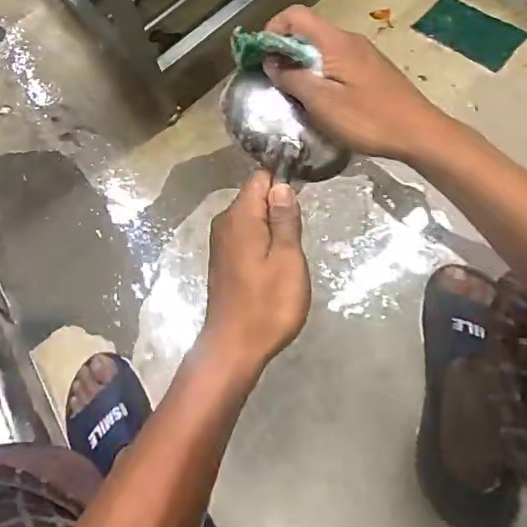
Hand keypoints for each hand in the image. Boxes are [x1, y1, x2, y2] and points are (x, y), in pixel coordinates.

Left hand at [201, 169, 308, 369]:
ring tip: (294, 242)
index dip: (283, 178)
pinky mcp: (223, 259)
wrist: (233, 348)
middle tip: (303, 223)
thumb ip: (285, 219)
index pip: (261, 178)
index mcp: (240, 216)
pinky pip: (245, 234)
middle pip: (255, 196)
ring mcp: (221, 241)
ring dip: (272, 222)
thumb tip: (282, 185)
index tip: (305, 189)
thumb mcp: (287, 259)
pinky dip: (262, 237)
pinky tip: (276, 256)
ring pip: (251, 216)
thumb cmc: (267, 304)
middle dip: (279, 202)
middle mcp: (225, 222)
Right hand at [262, 4, 453, 163]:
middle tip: (274, 79)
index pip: (296, 14)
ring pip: (322, 47)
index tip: (262, 55)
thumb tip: (271, 62)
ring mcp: (363, 53)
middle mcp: (349, 39)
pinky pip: (337, 60)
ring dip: (302, 63)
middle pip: (308, 30)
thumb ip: (293, 79)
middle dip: (284, 49)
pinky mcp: (372, 69)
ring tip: (295, 92)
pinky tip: (323, 98)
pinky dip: (321, 71)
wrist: (421, 133)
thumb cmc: (369, 119)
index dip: (273, 28)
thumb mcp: (323, 103)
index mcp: (335, 42)